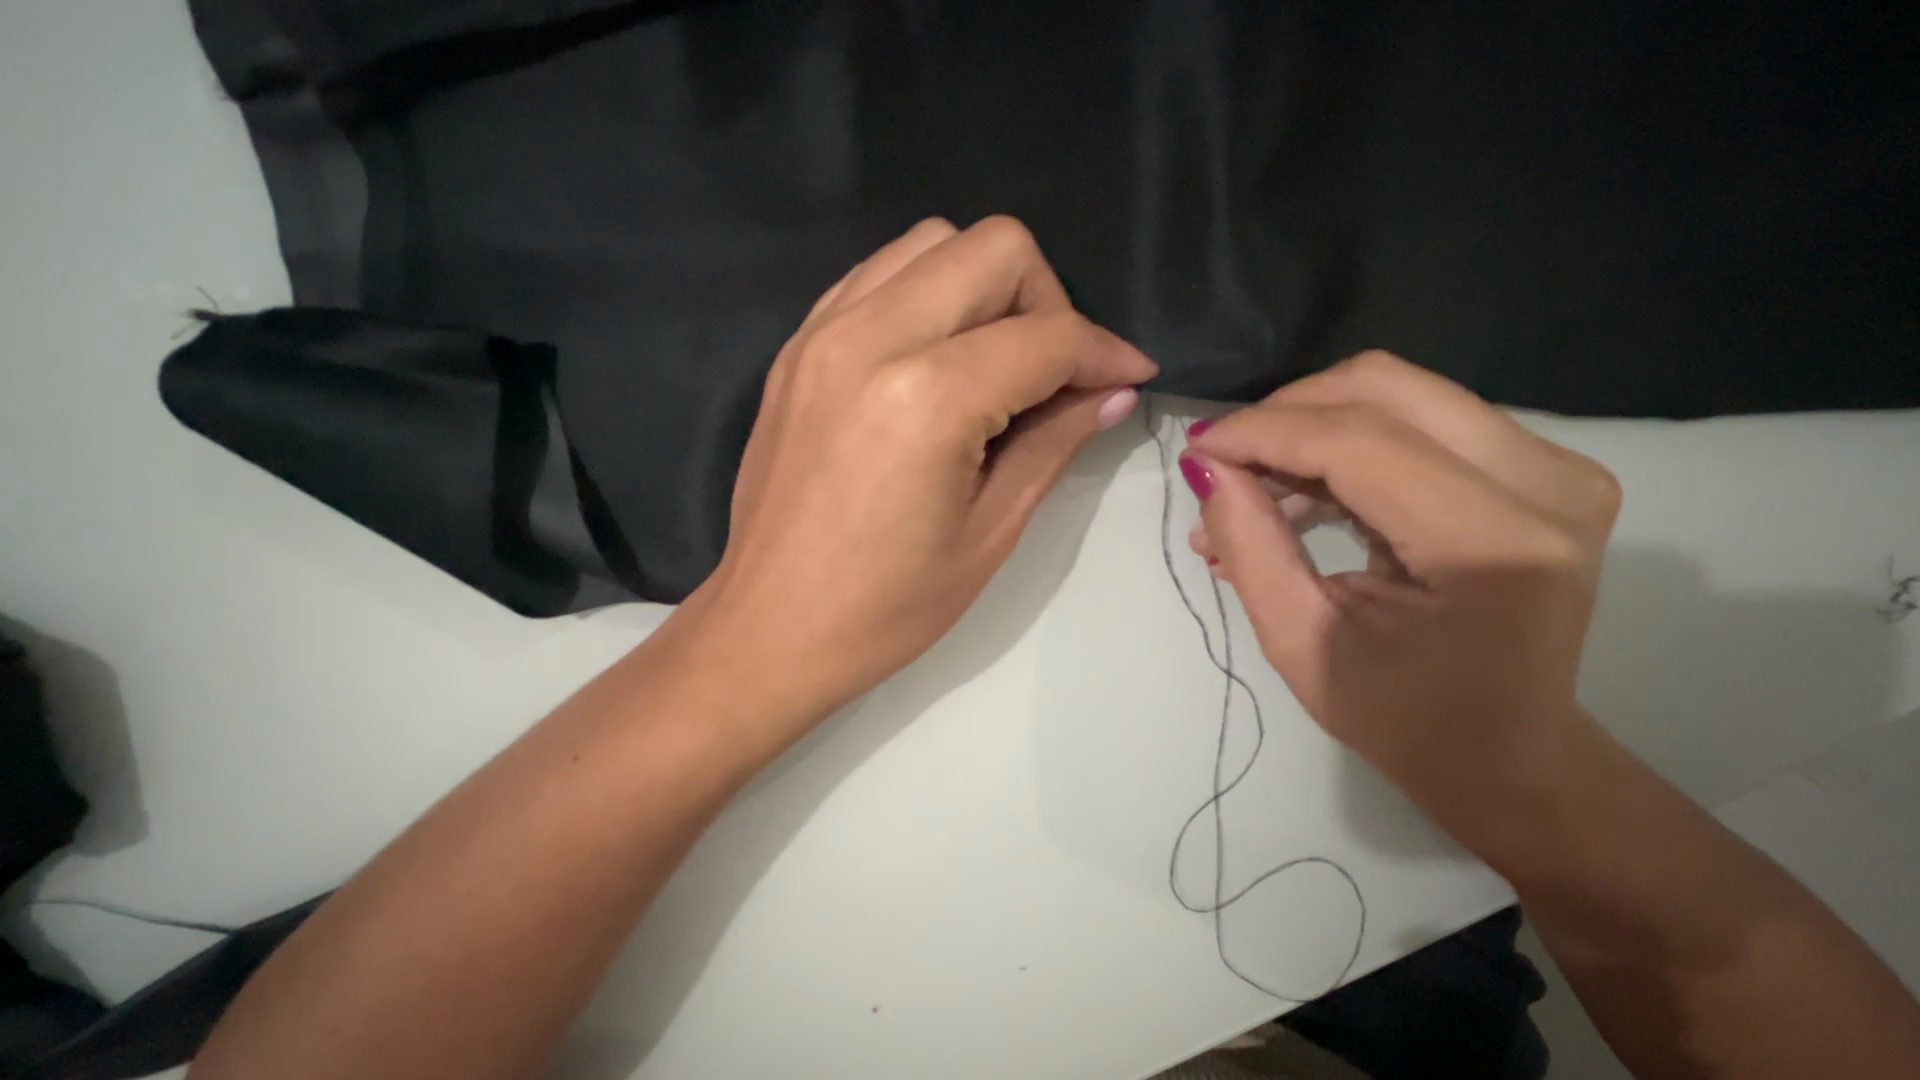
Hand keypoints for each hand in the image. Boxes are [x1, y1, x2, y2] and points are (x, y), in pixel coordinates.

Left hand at [689, 217, 1156, 723]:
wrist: (770, 626)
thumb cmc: (887, 606)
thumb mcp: (991, 532)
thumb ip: (1056, 442)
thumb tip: (1114, 390)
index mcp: (926, 398)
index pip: (1045, 337)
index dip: (1104, 352)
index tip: (1131, 376)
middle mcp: (869, 337)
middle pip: (994, 248)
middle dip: (1048, 300)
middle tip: (1054, 373)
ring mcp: (823, 332)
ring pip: (932, 240)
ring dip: (985, 284)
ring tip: (995, 360)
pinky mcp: (797, 344)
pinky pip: (878, 274)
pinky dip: (926, 292)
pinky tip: (938, 355)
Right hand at [1181, 352, 1619, 810]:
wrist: (1511, 753)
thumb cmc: (1407, 721)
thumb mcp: (1303, 645)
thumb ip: (1251, 547)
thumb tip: (1205, 466)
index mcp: (1493, 545)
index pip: (1359, 444)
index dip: (1265, 434)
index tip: (1196, 451)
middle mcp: (1545, 485)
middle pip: (1385, 389)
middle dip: (1286, 415)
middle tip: (1226, 462)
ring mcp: (1554, 467)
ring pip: (1400, 393)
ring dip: (1312, 428)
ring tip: (1253, 489)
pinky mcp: (1541, 467)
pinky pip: (1421, 419)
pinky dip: (1348, 443)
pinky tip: (1301, 493)